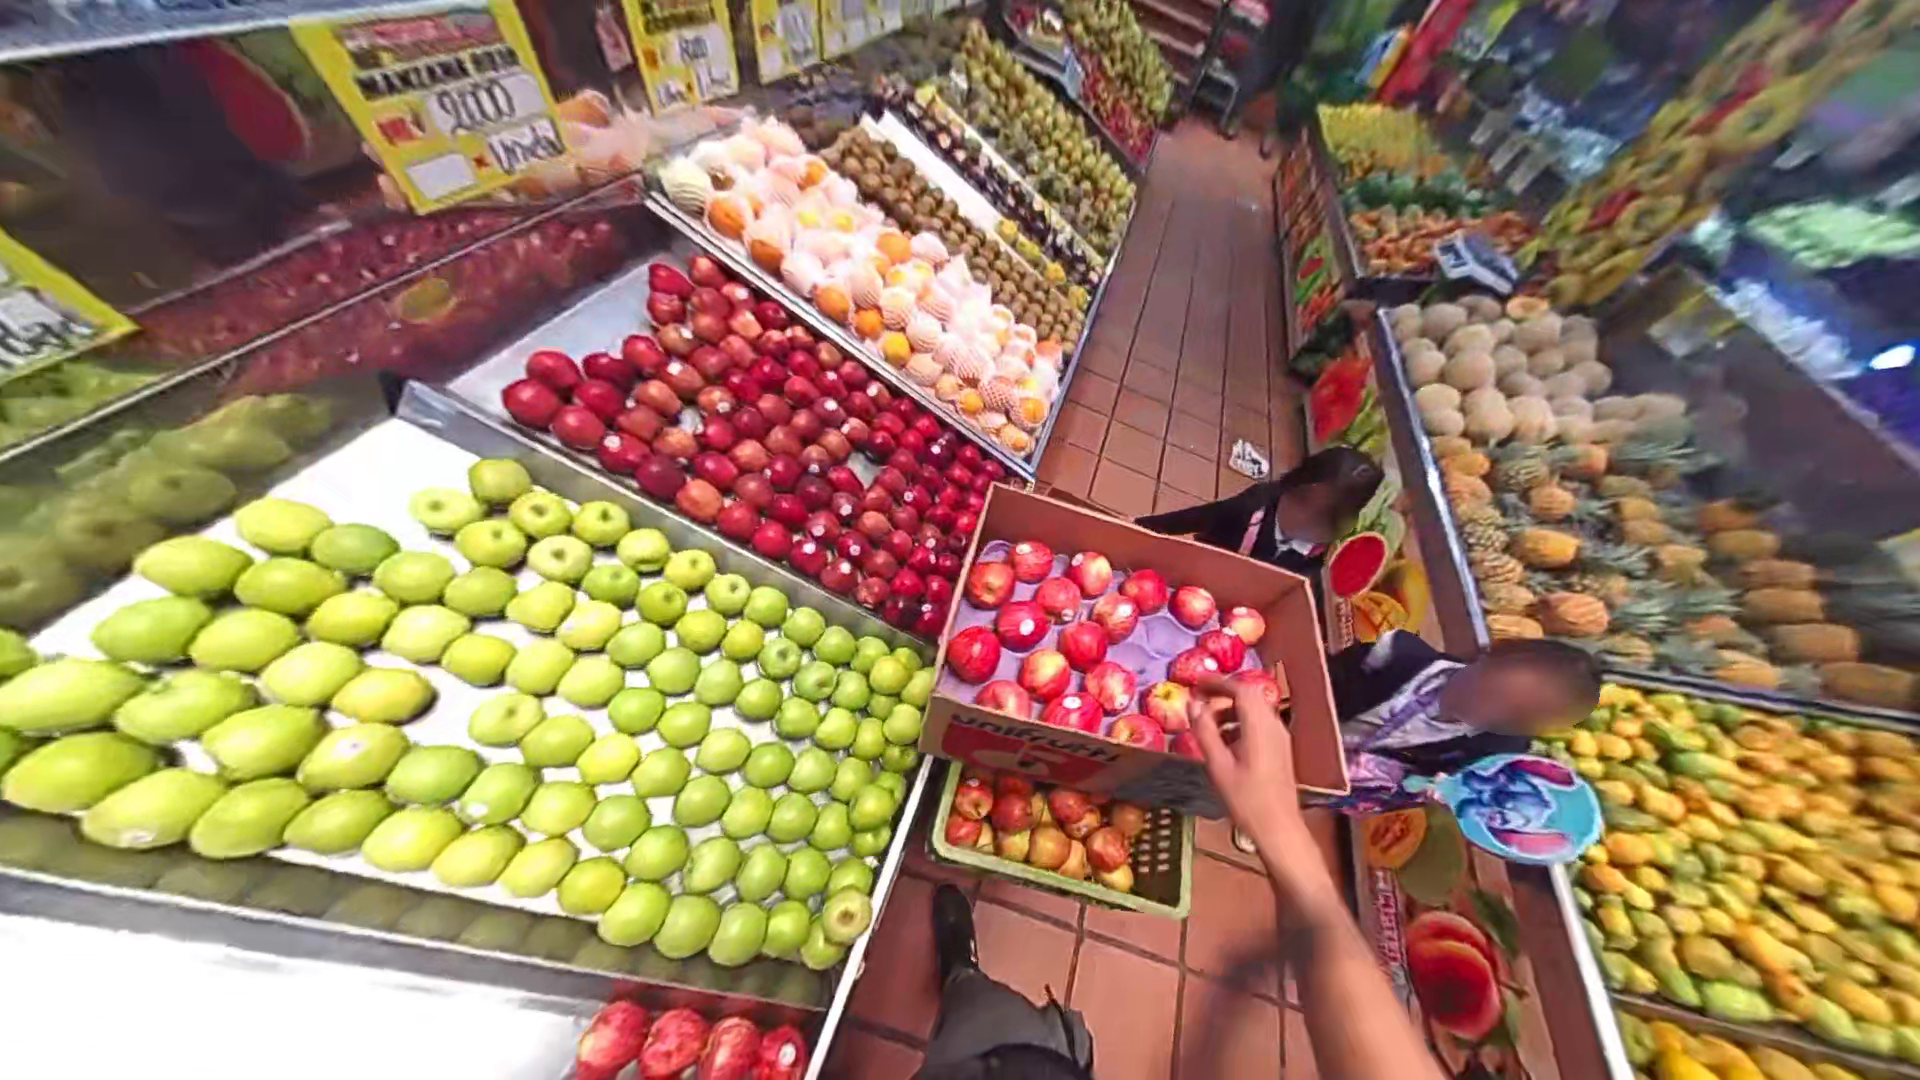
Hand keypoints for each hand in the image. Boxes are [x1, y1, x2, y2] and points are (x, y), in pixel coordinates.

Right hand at [1189, 675, 1341, 917]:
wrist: (1279, 830)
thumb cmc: (1246, 799)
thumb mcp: (1217, 764)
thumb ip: (1204, 731)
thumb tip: (1193, 704)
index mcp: (1260, 727)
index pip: (1240, 690)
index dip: (1217, 682)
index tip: (1195, 683)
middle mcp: (1274, 726)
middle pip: (1248, 696)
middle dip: (1221, 694)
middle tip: (1197, 700)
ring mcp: (1279, 738)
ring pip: (1253, 710)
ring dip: (1228, 709)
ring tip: (1205, 722)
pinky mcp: (1279, 749)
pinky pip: (1257, 724)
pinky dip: (1238, 722)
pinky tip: (1222, 740)